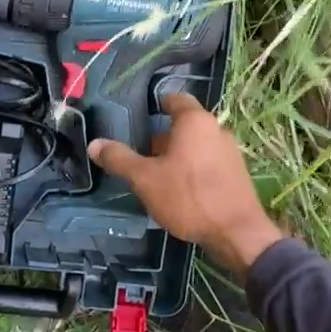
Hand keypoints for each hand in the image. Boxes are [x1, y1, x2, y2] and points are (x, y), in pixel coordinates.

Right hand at [88, 93, 282, 279]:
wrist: (236, 232)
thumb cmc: (187, 197)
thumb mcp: (144, 179)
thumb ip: (119, 159)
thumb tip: (94, 144)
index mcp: (194, 122)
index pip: (174, 99)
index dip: (156, 105)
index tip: (138, 117)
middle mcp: (216, 129)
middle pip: (184, 125)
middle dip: (161, 138)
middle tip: (139, 155)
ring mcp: (229, 152)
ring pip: (195, 145)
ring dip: (176, 156)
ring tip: (155, 177)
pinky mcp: (236, 173)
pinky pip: (207, 162)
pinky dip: (191, 169)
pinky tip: (178, 191)